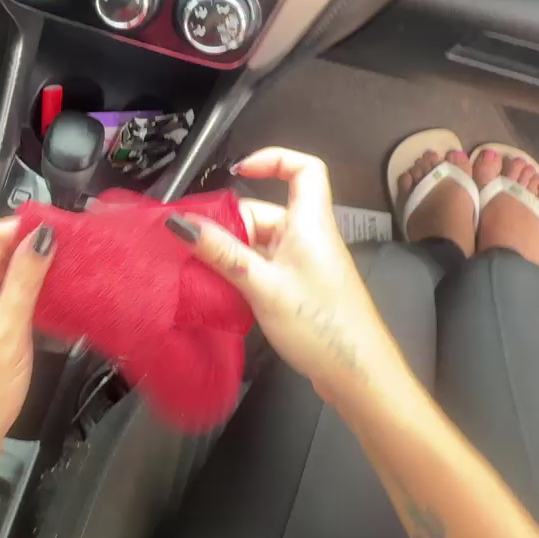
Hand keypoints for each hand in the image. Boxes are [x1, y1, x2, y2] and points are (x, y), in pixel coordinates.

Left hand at [0, 219, 53, 487]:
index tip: (66, 226)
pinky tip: (48, 297)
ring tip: (70, 266)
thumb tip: (42, 233)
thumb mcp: (8, 336)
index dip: (25, 226)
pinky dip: (19, 295)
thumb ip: (24, 281)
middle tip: (76, 247)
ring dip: (27, 271)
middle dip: (29, 246)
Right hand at [168, 148, 398, 403]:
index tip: (238, 172)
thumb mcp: (262, 286)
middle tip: (195, 246)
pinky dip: (239, 272)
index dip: (272, 160)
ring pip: (258, 242)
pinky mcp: (298, 286)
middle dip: (228, 225)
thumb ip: (220, 252)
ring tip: (201, 271)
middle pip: (263, 212)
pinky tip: (220, 289)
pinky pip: (262, 265)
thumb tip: (181, 223)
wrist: (358, 377)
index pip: (303, 169)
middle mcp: (308, 236)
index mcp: (309, 223)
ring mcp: (303, 262)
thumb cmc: (320, 326)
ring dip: (229, 253)